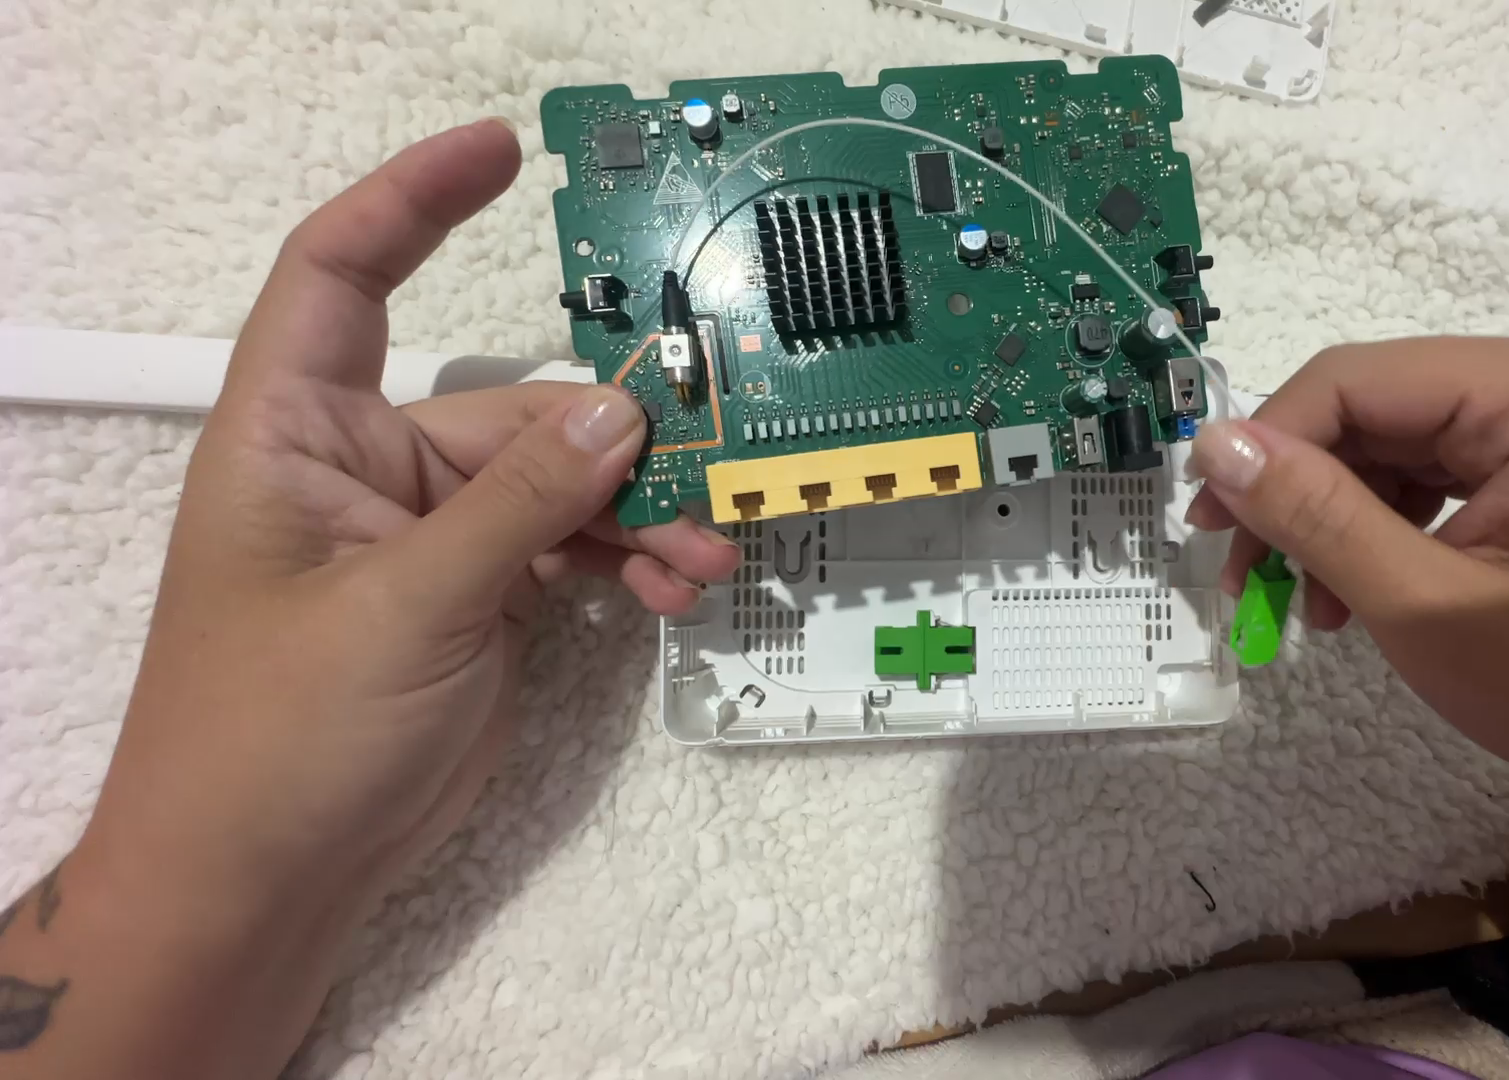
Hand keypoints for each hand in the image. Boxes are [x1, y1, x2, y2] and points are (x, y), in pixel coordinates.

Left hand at [0, 120, 736, 1079]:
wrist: (285, 869)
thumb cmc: (290, 730)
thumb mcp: (413, 605)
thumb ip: (521, 503)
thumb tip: (624, 411)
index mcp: (307, 434)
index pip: (343, 276)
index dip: (414, 201)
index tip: (502, 152)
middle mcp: (385, 467)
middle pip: (528, 416)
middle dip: (623, 455)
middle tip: (708, 491)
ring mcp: (453, 532)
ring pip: (577, 489)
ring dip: (648, 519)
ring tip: (707, 561)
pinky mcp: (502, 588)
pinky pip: (586, 547)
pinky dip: (635, 564)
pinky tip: (672, 596)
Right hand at [1186, 334, 1508, 1076]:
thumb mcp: (1429, 606)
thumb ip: (1313, 513)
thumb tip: (1211, 442)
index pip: (1359, 380)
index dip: (1265, 444)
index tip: (1208, 522)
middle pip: (1384, 413)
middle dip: (1302, 495)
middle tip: (1249, 576)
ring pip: (1411, 448)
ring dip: (1341, 520)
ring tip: (1310, 604)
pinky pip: (1456, 475)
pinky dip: (1395, 530)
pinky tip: (1367, 591)